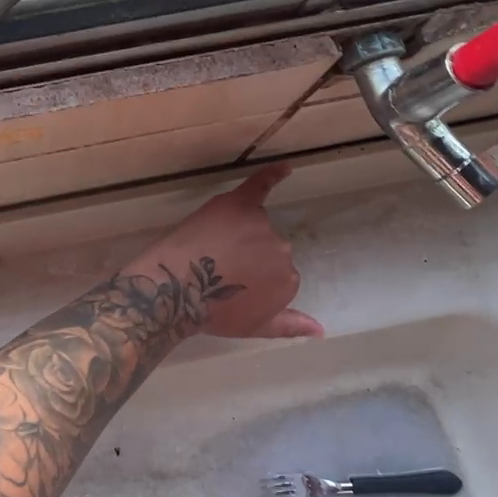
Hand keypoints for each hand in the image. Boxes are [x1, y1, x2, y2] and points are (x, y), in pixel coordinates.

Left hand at [128, 165, 322, 339]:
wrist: (177, 288)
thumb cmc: (213, 312)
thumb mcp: (256, 327)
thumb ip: (290, 325)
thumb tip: (321, 329)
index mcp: (288, 281)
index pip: (277, 273)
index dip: (253, 277)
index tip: (233, 284)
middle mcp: (281, 250)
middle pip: (268, 247)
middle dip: (246, 256)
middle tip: (217, 268)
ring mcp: (261, 224)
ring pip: (255, 223)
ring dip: (238, 232)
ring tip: (210, 249)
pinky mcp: (238, 204)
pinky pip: (260, 184)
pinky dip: (273, 174)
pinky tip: (287, 167)